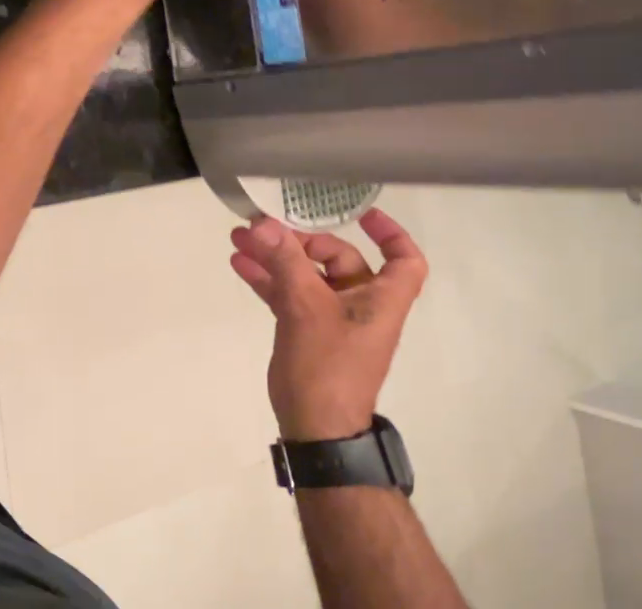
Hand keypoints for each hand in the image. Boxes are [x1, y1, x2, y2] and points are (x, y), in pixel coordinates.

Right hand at [229, 209, 427, 441]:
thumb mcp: (306, 307)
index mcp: (381, 299)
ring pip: (305, 274)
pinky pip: (287, 294)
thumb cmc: (327, 365)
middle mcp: (360, 304)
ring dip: (274, 256)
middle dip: (299, 240)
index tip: (361, 214)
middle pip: (338, 258)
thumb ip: (285, 261)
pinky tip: (239, 264)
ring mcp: (331, 318)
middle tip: (264, 228)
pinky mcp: (306, 330)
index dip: (389, 233)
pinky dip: (266, 278)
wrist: (316, 426)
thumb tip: (264, 222)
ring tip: (238, 237)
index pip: (403, 259)